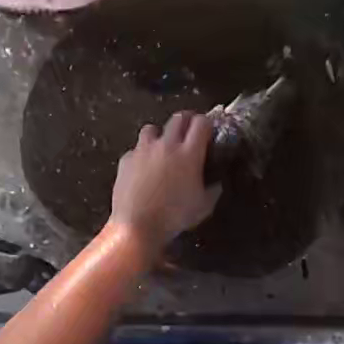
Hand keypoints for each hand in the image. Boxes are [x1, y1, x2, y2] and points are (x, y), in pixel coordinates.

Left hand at [107, 111, 222, 252]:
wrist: (137, 225)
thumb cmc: (174, 217)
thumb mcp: (203, 207)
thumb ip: (212, 190)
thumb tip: (216, 184)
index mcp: (189, 154)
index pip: (201, 123)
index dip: (206, 122)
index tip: (208, 128)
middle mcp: (166, 146)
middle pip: (178, 118)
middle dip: (186, 120)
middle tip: (188, 130)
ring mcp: (143, 150)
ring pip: (152, 128)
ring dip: (159, 133)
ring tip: (162, 146)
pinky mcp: (126, 160)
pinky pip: (135, 149)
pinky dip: (141, 154)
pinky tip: (142, 166)